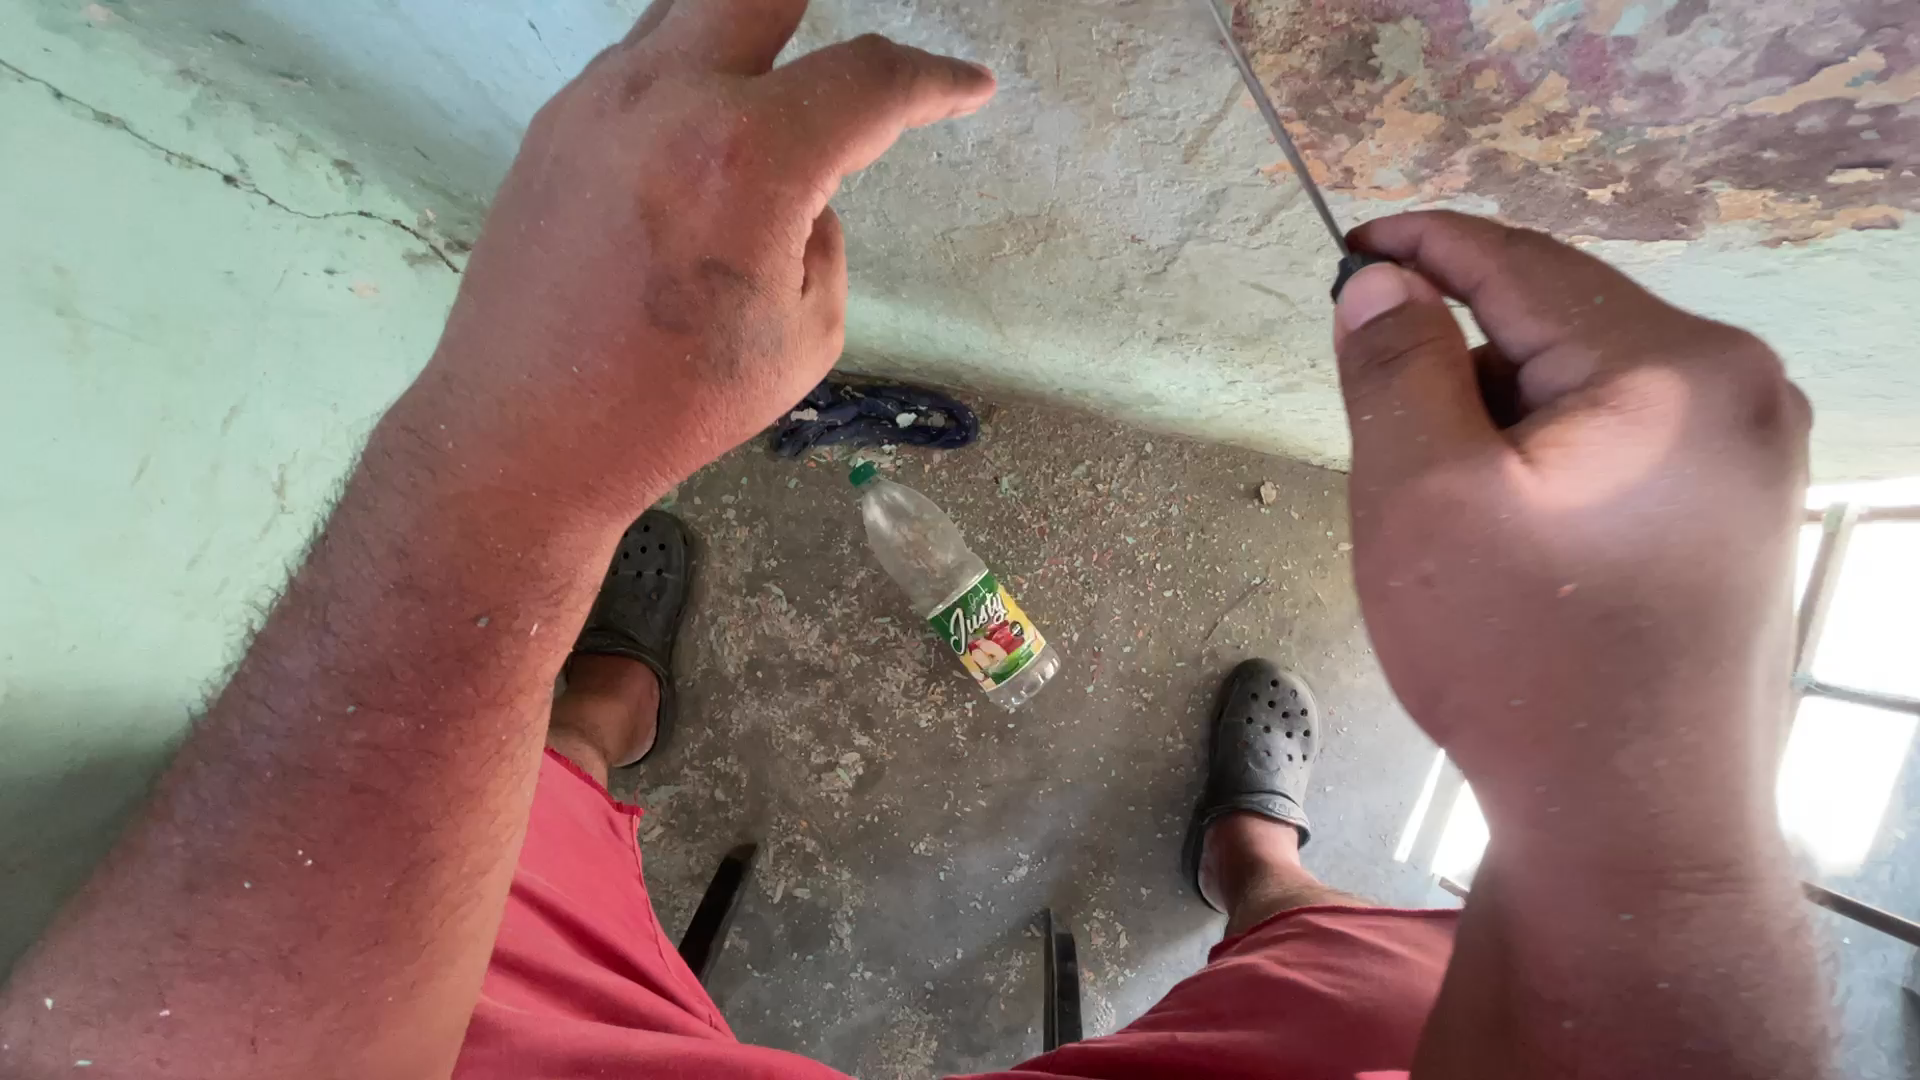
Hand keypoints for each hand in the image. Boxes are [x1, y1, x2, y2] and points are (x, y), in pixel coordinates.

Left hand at [398, 0, 994, 522]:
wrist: (535, 428)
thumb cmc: (684, 402)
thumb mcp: (807, 337)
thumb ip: (823, 242)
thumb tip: (804, 198)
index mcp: (751, 157)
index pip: (869, 82)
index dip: (936, 81)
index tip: (970, 87)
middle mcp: (670, 96)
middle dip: (831, 14)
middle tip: (862, 67)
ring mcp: (600, 99)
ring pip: (693, 10)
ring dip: (756, 37)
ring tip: (780, 102)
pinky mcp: (557, 125)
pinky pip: (644, 62)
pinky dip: (696, 78)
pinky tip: (704, 142)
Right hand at [1333, 212, 1810, 866]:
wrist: (1621, 810)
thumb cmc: (1508, 644)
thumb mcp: (1418, 493)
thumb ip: (1393, 368)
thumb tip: (1377, 283)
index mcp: (1669, 370)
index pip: (1523, 265)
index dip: (1424, 244)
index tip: (1350, 244)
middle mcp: (1727, 398)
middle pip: (1546, 332)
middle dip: (1442, 359)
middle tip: (1370, 423)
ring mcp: (1730, 463)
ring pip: (1560, 395)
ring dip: (1473, 421)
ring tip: (1428, 508)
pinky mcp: (1708, 519)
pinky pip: (1587, 447)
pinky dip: (1512, 459)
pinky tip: (1480, 531)